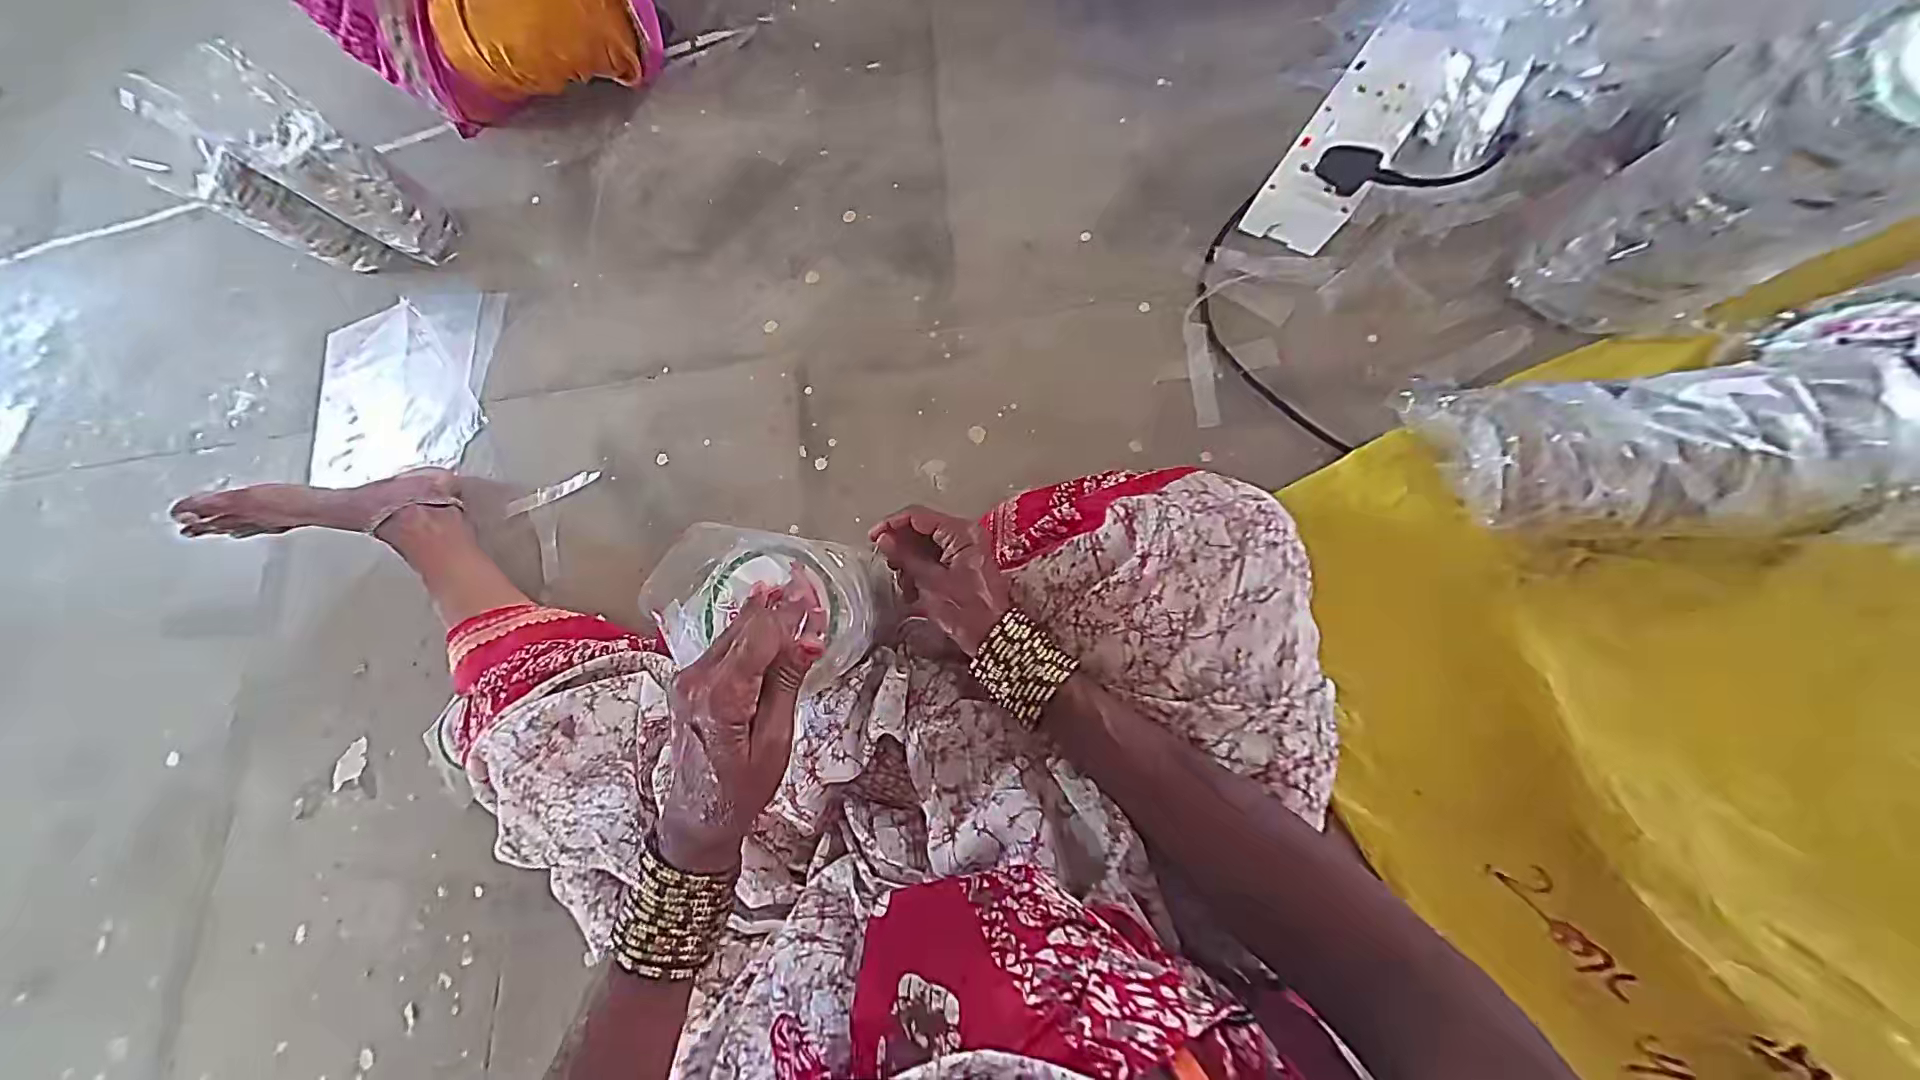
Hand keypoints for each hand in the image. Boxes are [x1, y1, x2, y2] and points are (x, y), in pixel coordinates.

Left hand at [656, 581, 824, 872]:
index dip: (788, 612)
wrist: (695, 818)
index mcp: (721, 696)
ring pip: (732, 632)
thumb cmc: (741, 789)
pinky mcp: (688, 681)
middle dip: (778, 604)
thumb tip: (806, 640)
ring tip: (791, 592)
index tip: (811, 591)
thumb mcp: (775, 741)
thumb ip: (786, 684)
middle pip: (743, 627)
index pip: (760, 636)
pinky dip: (749, 630)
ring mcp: (688, 678)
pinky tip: (766, 616)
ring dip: (763, 613)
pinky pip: (723, 645)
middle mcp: (697, 679)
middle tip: (805, 583)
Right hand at [869, 505, 1011, 655]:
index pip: (918, 515)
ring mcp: (967, 548)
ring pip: (927, 544)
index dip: (892, 524)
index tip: (874, 537)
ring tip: (904, 584)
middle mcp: (966, 534)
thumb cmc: (966, 611)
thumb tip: (884, 538)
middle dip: (901, 546)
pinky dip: (922, 569)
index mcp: (961, 532)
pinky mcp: (965, 562)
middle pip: (923, 528)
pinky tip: (914, 589)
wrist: (993, 636)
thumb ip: (904, 556)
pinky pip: (937, 557)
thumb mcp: (930, 582)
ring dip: (910, 561)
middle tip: (888, 564)